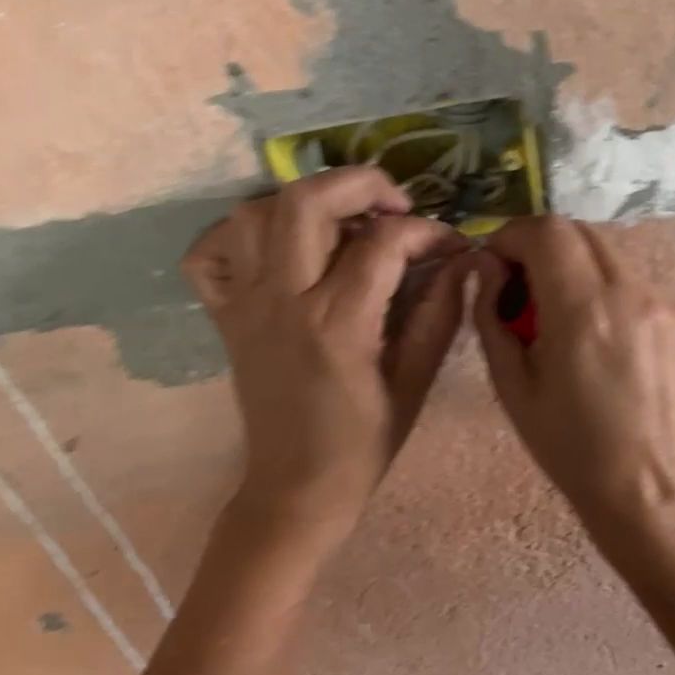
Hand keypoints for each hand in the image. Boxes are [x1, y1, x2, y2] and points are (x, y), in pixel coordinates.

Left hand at [182, 168, 469, 534]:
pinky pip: (210, 254)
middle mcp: (284, 301)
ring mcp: (246, 306)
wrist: (295, 490)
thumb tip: (464, 262)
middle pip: (306, 201)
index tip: (450, 244)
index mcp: (338, 324)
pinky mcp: (225, 317)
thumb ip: (440, 315)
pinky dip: (240, 234)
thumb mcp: (415, 383)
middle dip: (358, 184)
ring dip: (303, 202)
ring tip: (340, 224)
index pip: (383, 242)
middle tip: (392, 205)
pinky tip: (279, 246)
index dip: (427, 231)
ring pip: (254, 214)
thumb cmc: (363, 444)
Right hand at [470, 217, 674, 542]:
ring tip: (572, 325)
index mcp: (583, 311)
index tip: (499, 265)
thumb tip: (486, 268)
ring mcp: (672, 304)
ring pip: (614, 258)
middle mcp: (633, 293)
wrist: (653, 493)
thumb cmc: (571, 449)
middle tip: (528, 291)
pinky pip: (644, 288)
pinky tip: (612, 346)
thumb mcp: (512, 388)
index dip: (513, 236)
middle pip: (582, 232)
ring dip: (582, 273)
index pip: (546, 230)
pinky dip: (617, 299)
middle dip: (546, 248)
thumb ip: (491, 315)